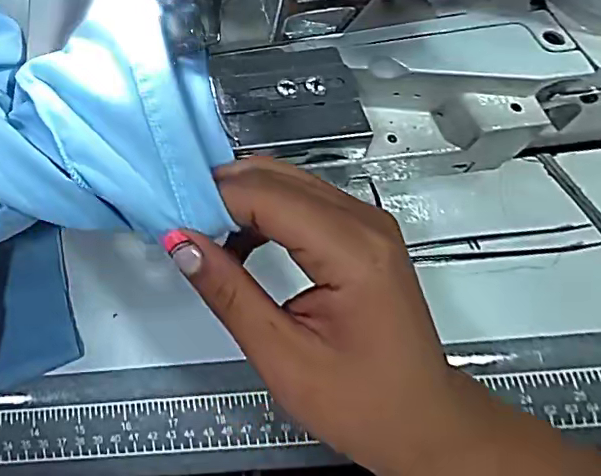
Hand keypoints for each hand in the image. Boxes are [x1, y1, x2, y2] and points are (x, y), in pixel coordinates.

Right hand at [165, 157, 600, 475]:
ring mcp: (365, 219)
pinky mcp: (360, 226)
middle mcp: (362, 219)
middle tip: (180, 217)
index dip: (213, 198)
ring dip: (240, 196)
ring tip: (204, 231)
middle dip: (222, 190)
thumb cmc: (367, 404)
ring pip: (285, 179)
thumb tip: (181, 243)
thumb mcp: (285, 359)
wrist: (427, 425)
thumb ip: (229, 293)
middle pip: (274, 175)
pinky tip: (241, 239)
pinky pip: (300, 196)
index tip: (172, 214)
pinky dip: (263, 207)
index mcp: (352, 249)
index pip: (265, 195)